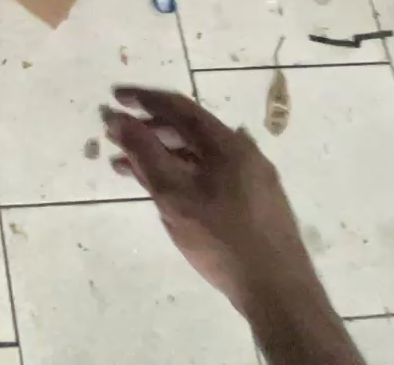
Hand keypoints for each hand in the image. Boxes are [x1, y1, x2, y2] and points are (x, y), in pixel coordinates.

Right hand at [101, 86, 314, 311]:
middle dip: (147, 129)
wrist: (280, 296)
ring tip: (125, 165)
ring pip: (196, 154)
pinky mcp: (252, 203)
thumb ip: (141, 150)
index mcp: (227, 144)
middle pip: (187, 128)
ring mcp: (251, 179)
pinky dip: (179, 172)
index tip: (113, 97)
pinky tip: (159, 188)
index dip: (142, 98)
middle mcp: (243, 154)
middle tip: (114, 136)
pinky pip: (207, 173)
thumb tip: (115, 116)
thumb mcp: (172, 192)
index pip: (178, 106)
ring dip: (159, 153)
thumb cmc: (221, 237)